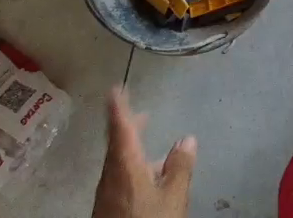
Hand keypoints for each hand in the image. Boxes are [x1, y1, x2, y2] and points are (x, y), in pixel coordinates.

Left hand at [93, 87, 194, 217]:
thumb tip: (187, 138)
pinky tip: (143, 174)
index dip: (118, 106)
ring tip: (145, 141)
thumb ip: (180, 165)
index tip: (115, 88)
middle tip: (137, 112)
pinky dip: (128, 166)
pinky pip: (116, 178)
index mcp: (125, 164)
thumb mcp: (173, 195)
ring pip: (116, 162)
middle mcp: (110, 175)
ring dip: (129, 148)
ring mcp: (105, 194)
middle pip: (116, 144)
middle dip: (126, 126)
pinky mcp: (106, 210)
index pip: (119, 127)